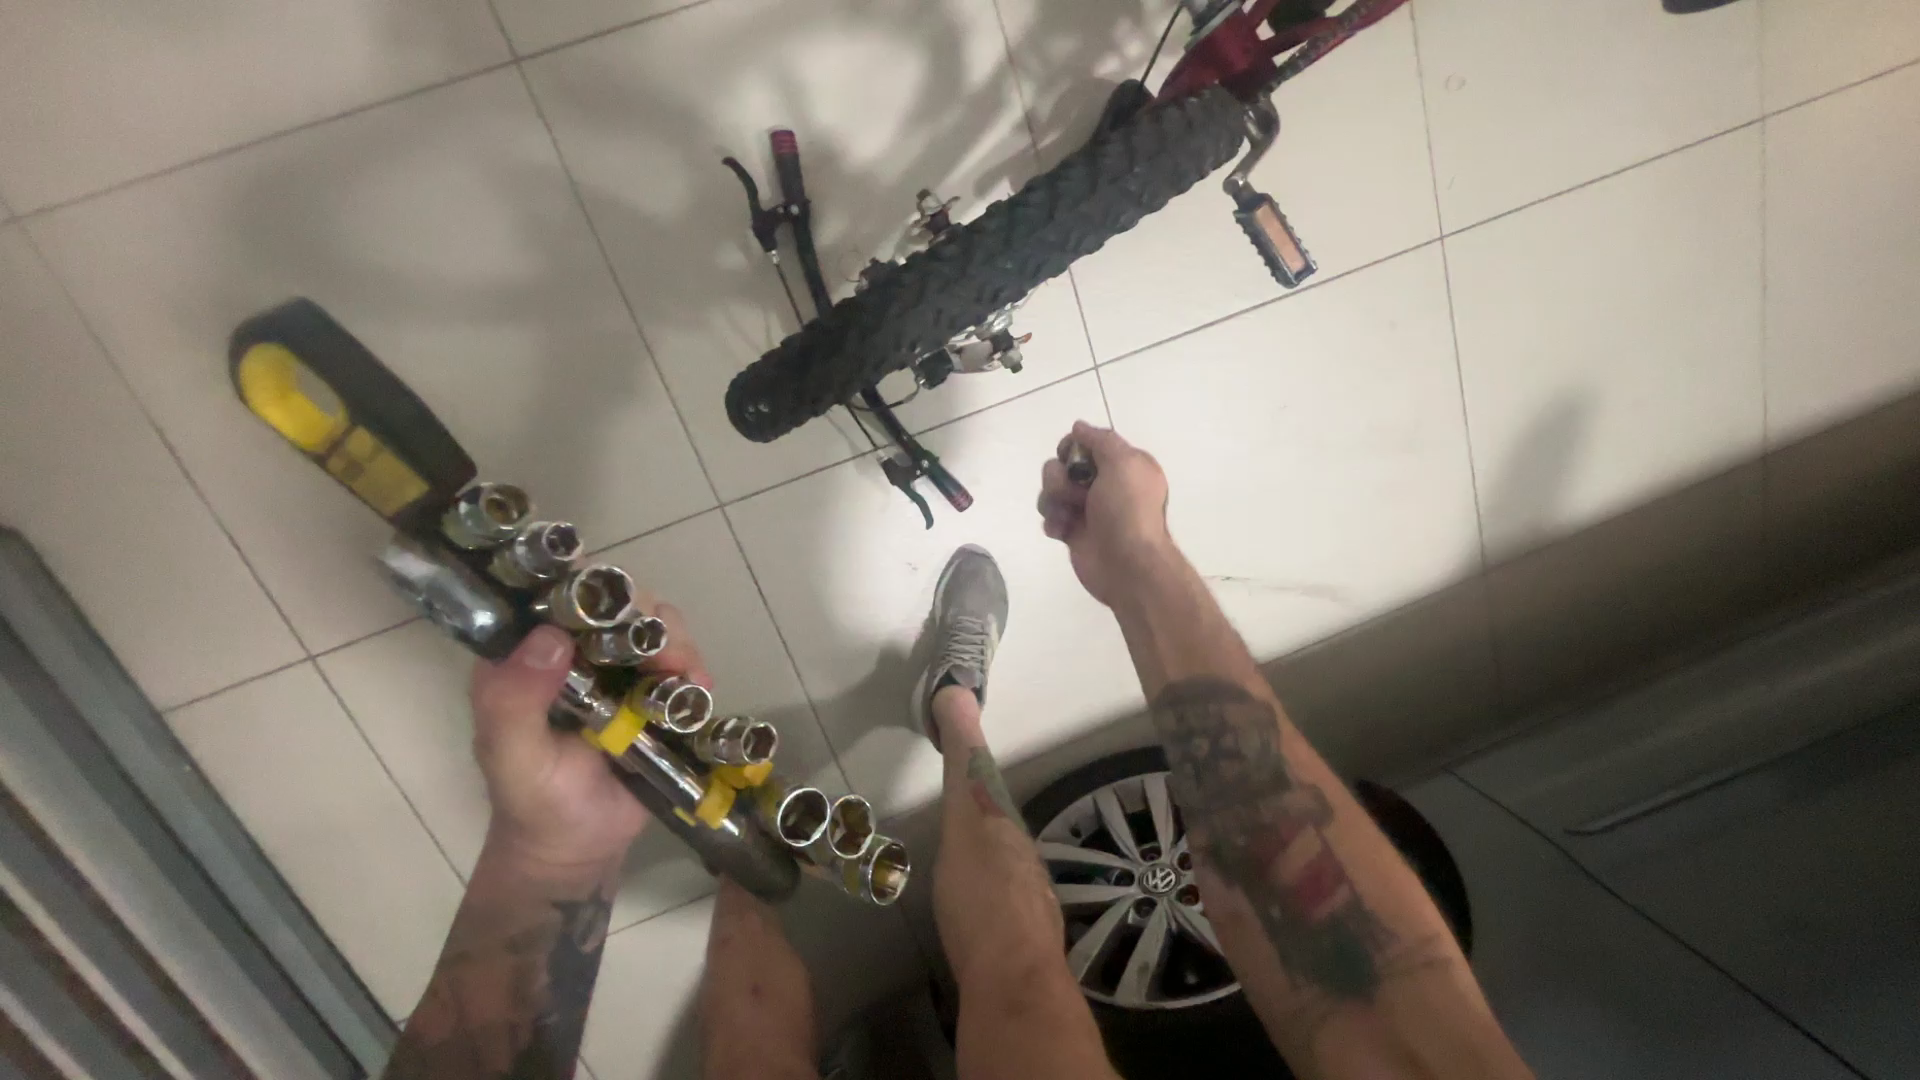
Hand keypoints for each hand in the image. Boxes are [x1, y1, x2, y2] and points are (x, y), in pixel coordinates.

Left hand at [468, 601, 710, 871]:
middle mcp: (576, 652)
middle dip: (649, 622)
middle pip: (619, 605)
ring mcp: (618, 670)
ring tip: (687, 679)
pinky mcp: (653, 691)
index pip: (557, 594)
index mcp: (528, 655)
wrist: (580, 849)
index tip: (619, 609)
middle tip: (666, 660)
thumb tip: (550, 637)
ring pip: (656, 626)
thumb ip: (514, 702)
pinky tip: (700, 689)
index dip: (591, 588)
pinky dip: (695, 668)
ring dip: (677, 644)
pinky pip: (681, 660)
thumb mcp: (512, 756)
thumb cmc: (536, 802)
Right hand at [1037, 421, 1175, 605]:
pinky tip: (1064, 532)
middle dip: (1060, 478)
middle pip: (1061, 465)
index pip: (1084, 443)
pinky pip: (1049, 515)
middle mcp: (1104, 484)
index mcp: (1122, 465)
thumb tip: (1078, 427)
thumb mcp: (1124, 463)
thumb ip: (1100, 439)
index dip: (1071, 448)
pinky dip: (1053, 522)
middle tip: (1077, 495)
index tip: (1071, 458)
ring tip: (1068, 516)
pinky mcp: (1072, 531)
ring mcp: (1086, 508)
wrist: (1126, 564)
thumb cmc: (1128, 510)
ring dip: (1054, 501)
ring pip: (1050, 490)